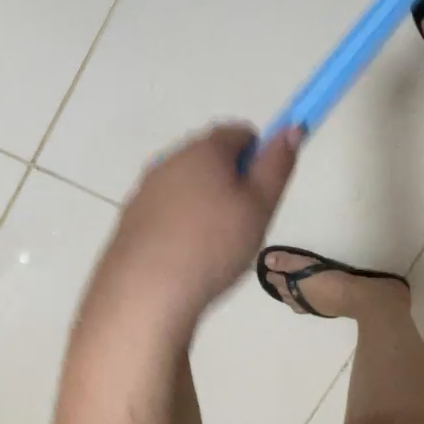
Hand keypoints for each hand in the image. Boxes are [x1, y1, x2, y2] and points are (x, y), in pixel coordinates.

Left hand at [84, 124, 301, 331]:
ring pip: (189, 184)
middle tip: (246, 220)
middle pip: (212, 156)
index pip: (240, 131)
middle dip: (234, 179)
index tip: (263, 191)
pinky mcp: (131, 219)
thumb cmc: (213, 245)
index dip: (260, 155)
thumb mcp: (260, 206)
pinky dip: (183, 223)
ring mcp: (145, 190)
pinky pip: (168, 209)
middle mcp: (170, 160)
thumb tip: (292, 128)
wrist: (144, 295)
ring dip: (208, 202)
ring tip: (217, 245)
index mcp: (204, 150)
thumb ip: (278, 164)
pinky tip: (189, 257)